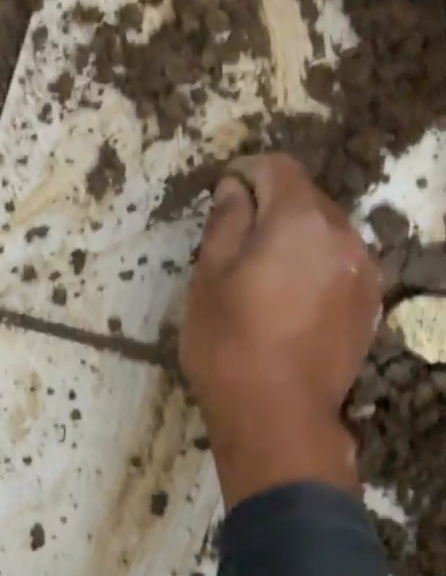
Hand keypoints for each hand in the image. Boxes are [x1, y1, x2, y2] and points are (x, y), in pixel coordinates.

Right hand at [181, 154, 381, 507]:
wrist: (276, 405)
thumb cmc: (225, 341)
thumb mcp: (206, 281)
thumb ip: (225, 227)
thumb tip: (234, 188)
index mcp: (297, 223)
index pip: (279, 170)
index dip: (247, 172)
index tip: (220, 188)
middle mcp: (341, 233)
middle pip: (306, 200)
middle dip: (269, 207)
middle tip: (228, 238)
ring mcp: (363, 265)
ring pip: (323, 233)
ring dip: (289, 240)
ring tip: (253, 273)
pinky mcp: (369, 296)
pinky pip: (336, 263)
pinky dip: (308, 267)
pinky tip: (281, 300)